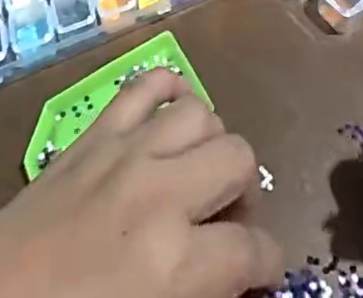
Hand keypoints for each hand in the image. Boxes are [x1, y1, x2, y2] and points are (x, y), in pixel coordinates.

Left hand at [0, 69, 282, 297]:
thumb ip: (199, 294)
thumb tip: (240, 280)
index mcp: (175, 262)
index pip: (256, 251)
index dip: (268, 264)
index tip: (261, 272)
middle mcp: (160, 191)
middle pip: (238, 157)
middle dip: (244, 191)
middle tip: (224, 217)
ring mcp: (125, 150)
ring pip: (200, 111)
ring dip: (210, 140)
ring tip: (196, 169)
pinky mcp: (94, 131)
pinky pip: (144, 84)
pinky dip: (166, 87)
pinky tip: (170, 110)